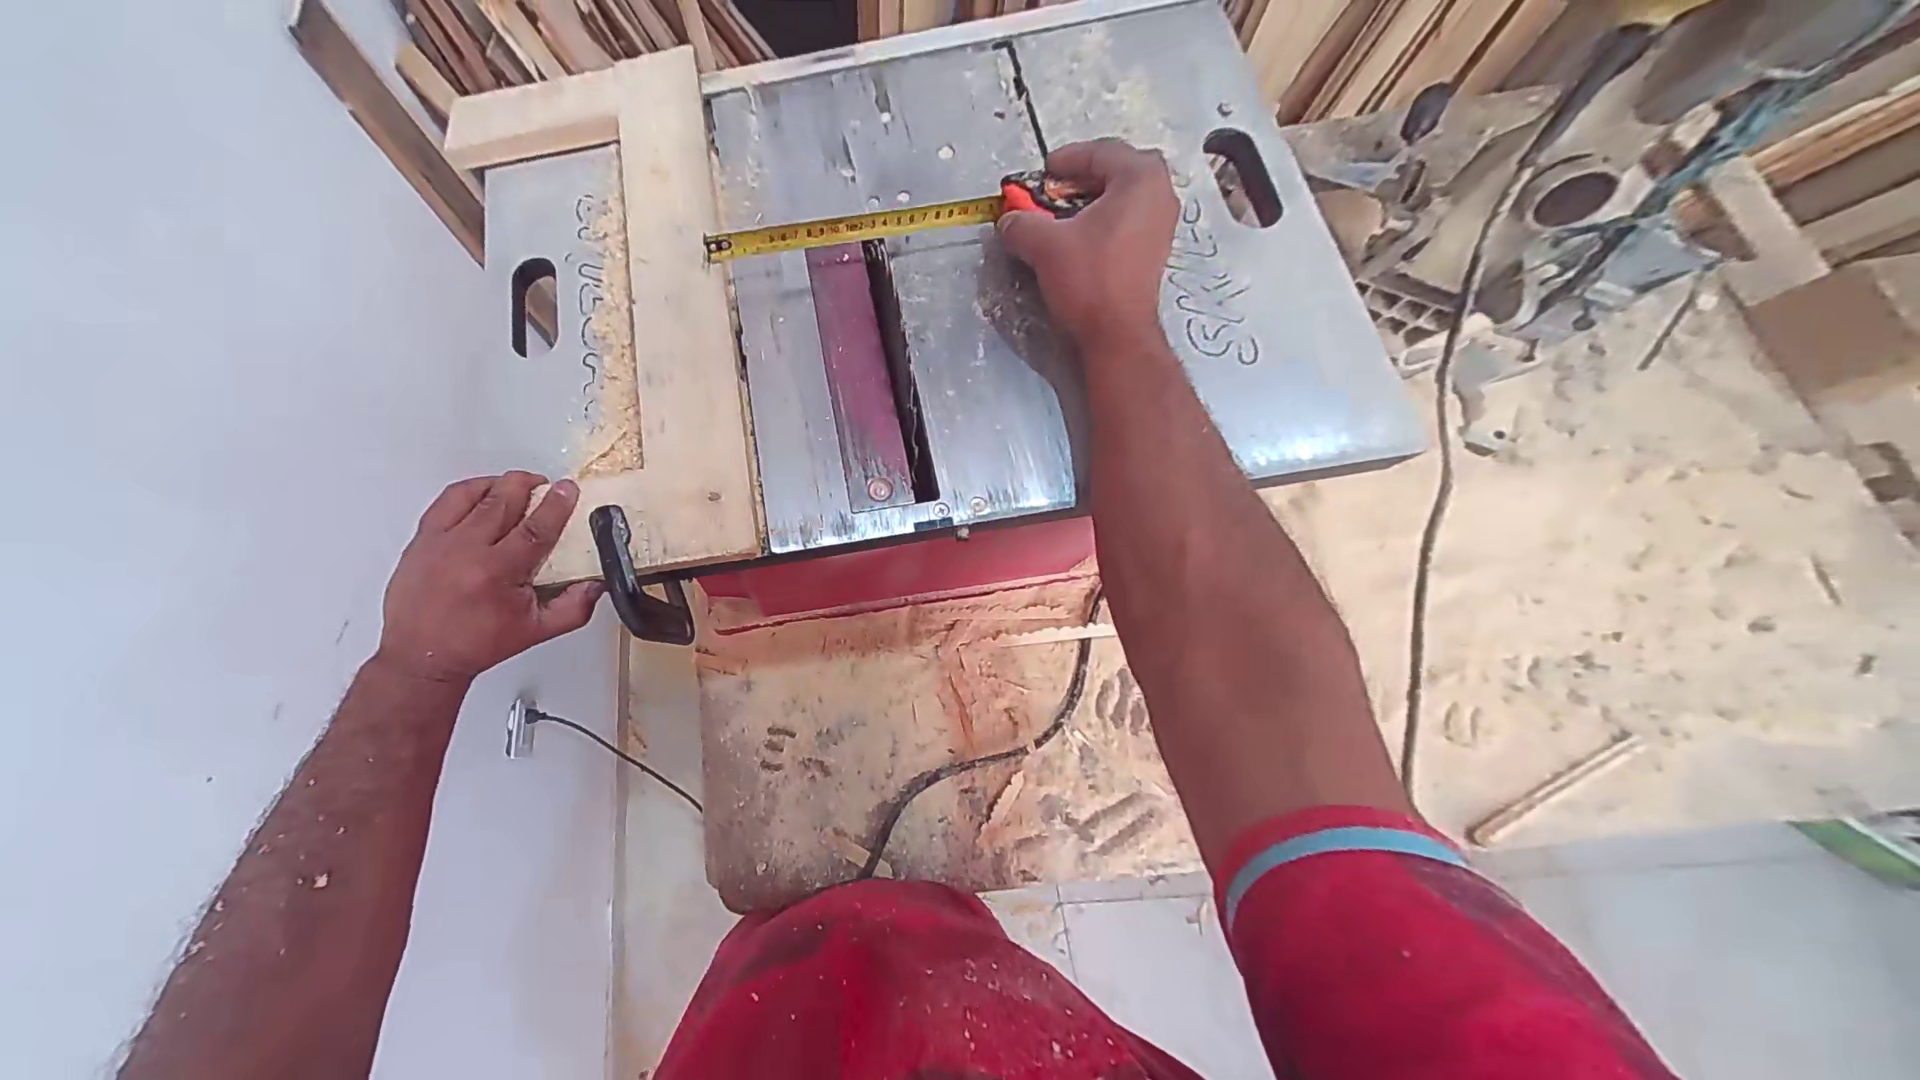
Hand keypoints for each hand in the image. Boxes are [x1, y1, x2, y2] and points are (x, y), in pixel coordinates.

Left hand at [374, 472, 603, 684]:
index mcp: (498, 572)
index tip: (568, 489)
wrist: (421, 655)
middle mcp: (466, 551)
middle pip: (502, 501)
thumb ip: (575, 608)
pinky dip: (468, 491)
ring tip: (516, 484)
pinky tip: (483, 492)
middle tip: (546, 483)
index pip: (535, 528)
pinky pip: (445, 503)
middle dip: (528, 485)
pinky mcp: (420, 541)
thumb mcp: (537, 631)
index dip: (556, 505)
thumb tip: (598, 584)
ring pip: (472, 495)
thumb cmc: (477, 643)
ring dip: (499, 484)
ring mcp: (439, 542)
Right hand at [998, 139, 1178, 351]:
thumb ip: (1020, 222)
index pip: (1100, 152)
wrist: (1116, 335)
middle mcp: (1160, 195)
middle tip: (1052, 193)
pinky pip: (1127, 224)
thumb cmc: (1088, 279)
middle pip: (1115, 173)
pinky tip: (1078, 242)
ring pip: (1122, 201)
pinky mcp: (1154, 255)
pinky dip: (1102, 225)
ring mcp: (1162, 227)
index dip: (1065, 160)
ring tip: (1060, 219)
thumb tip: (1008, 220)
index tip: (1042, 173)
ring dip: (1090, 204)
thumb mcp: (1044, 244)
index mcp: (1141, 177)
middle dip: (1081, 180)